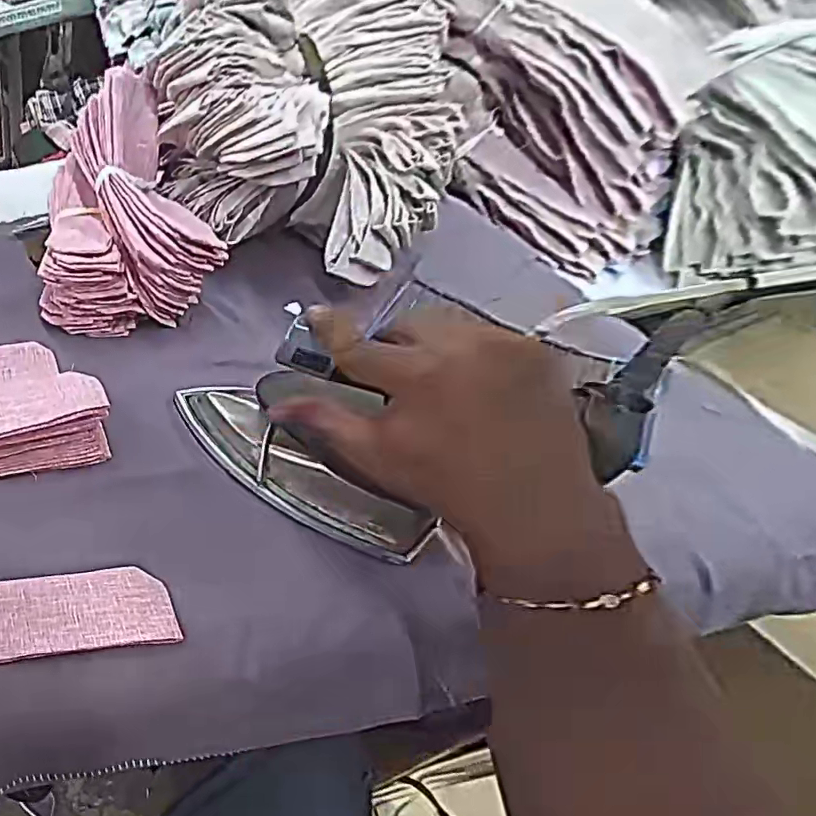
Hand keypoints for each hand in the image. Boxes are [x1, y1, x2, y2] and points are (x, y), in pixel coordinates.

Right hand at [269, 303, 643, 595]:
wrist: (529, 500)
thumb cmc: (442, 480)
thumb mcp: (374, 453)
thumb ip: (326, 420)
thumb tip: (279, 406)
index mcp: (419, 373)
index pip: (360, 345)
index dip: (333, 330)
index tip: (318, 315)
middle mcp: (464, 345)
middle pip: (406, 324)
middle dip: (390, 345)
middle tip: (387, 378)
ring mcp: (506, 343)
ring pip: (447, 323)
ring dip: (427, 343)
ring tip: (430, 381)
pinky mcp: (536, 350)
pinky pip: (485, 334)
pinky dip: (467, 350)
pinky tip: (468, 384)